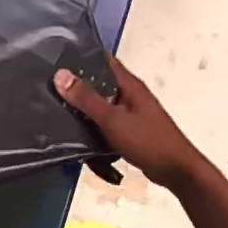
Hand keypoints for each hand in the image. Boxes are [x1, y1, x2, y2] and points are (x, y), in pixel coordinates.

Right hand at [54, 56, 208, 190]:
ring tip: (60, 111)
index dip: (82, 57)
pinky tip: (80, 134)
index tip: (57, 59)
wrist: (175, 170)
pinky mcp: (131, 132)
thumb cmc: (147, 141)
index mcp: (130, 85)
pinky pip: (108, 123)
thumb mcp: (112, 119)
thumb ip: (87, 98)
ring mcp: (132, 114)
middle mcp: (132, 95)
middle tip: (52, 89)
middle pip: (101, 84)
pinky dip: (95, 127)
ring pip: (103, 105)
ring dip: (86, 109)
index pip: (104, 61)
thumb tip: (61, 75)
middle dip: (80, 86)